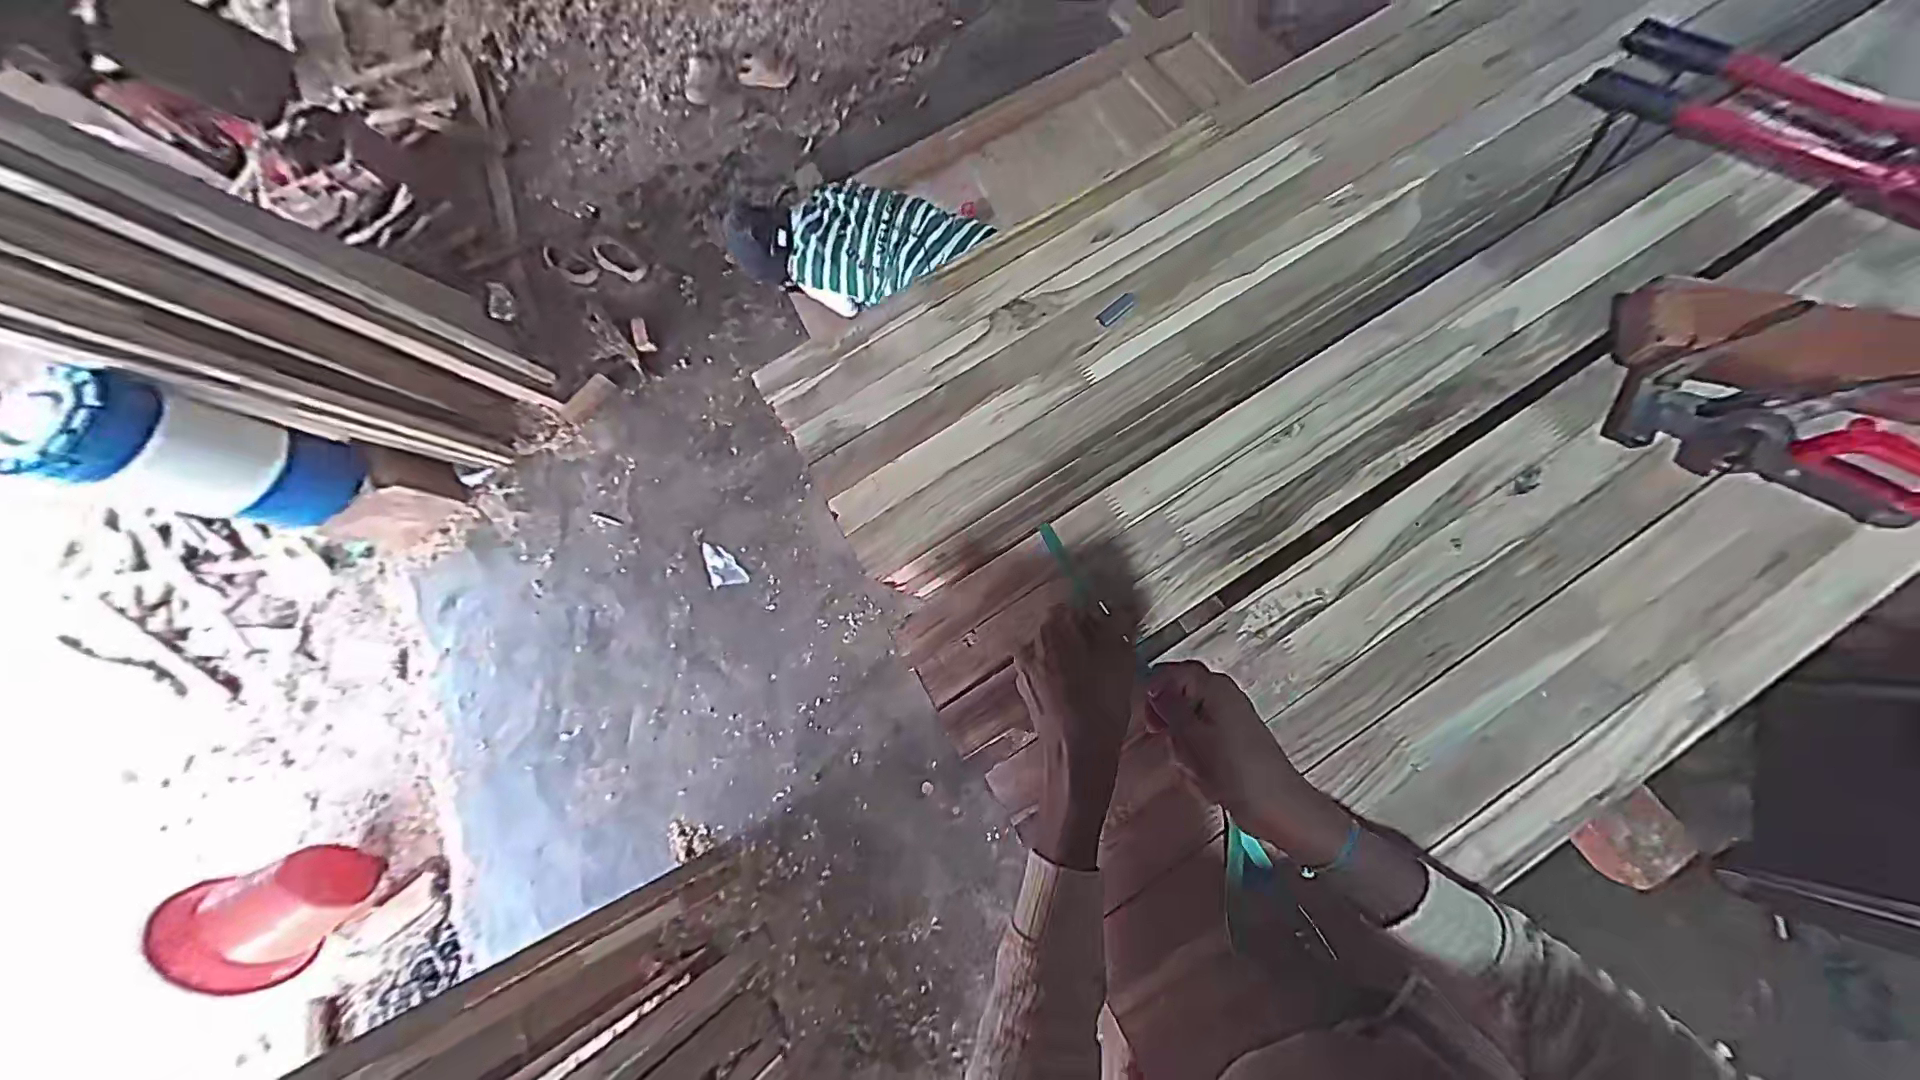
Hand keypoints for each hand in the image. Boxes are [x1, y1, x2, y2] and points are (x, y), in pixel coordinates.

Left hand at [1014, 603, 1137, 868]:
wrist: (1077, 757)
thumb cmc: (1100, 705)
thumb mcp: (1120, 658)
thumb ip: (1119, 625)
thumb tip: (1120, 608)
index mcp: (1051, 631)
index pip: (1072, 606)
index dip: (1096, 614)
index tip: (1115, 628)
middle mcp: (1031, 646)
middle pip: (1060, 627)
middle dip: (1086, 634)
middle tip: (1114, 651)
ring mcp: (1026, 671)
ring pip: (1055, 651)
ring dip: (1077, 656)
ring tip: (1103, 676)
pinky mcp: (1029, 693)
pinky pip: (1049, 672)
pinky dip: (1066, 676)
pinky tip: (1086, 694)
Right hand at [1144, 661, 1331, 845]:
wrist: (1277, 806)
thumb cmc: (1237, 770)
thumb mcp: (1191, 735)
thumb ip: (1169, 707)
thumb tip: (1154, 690)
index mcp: (1215, 687)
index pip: (1175, 670)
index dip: (1156, 688)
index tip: (1146, 709)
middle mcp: (1225, 696)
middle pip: (1181, 693)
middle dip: (1168, 716)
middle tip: (1161, 734)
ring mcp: (1231, 719)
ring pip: (1189, 718)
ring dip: (1181, 738)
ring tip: (1187, 760)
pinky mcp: (1234, 741)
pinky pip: (1202, 738)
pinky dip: (1195, 752)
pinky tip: (1200, 772)